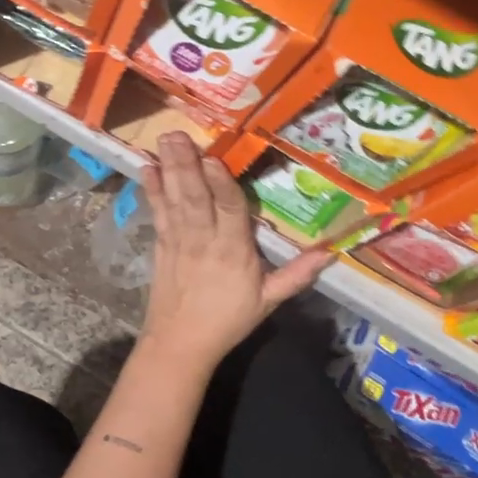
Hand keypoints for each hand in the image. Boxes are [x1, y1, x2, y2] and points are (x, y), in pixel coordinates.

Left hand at [137, 132, 329, 373]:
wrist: (181, 342)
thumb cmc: (228, 320)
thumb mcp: (269, 300)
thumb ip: (297, 275)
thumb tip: (331, 253)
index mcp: (233, 252)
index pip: (229, 212)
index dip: (221, 185)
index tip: (213, 159)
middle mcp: (204, 240)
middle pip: (195, 198)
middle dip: (186, 165)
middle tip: (177, 135)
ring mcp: (178, 240)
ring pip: (175, 199)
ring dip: (168, 168)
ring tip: (164, 140)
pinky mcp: (161, 243)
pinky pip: (157, 211)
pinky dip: (152, 189)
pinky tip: (146, 168)